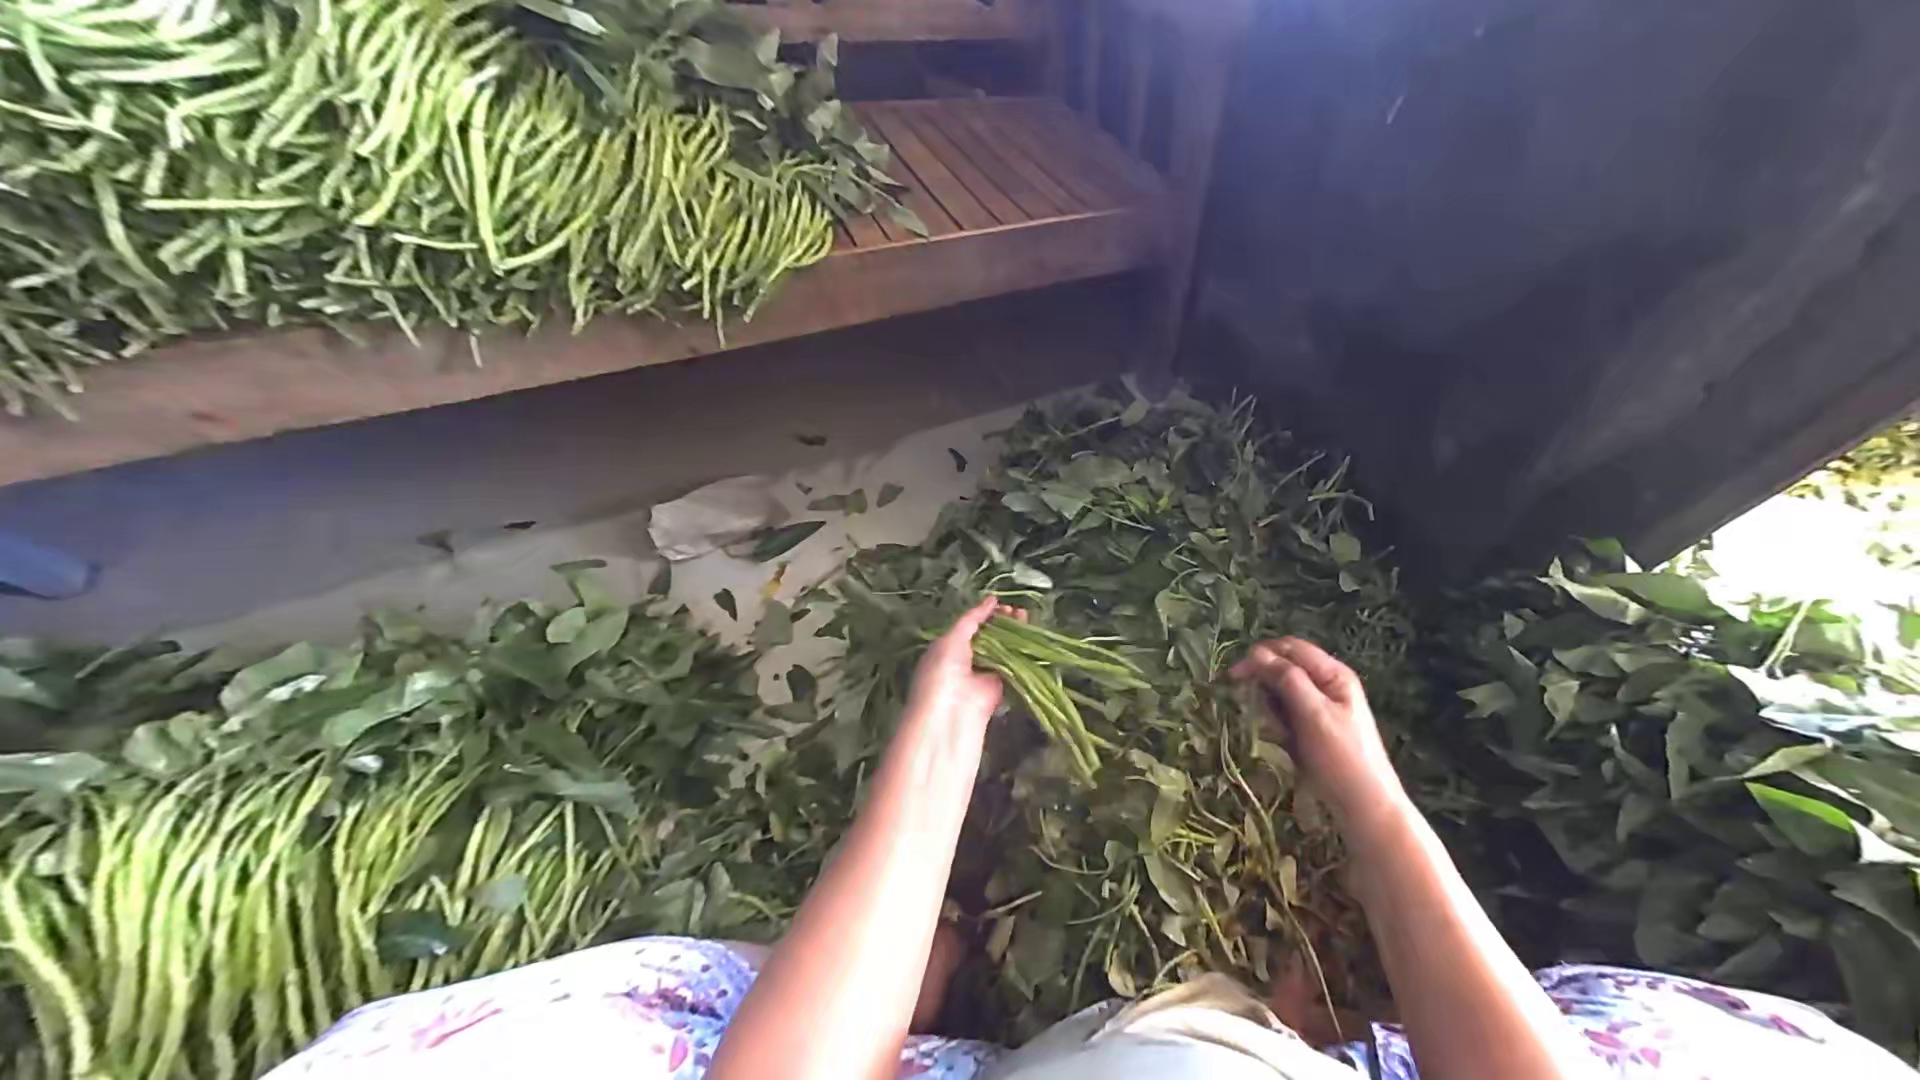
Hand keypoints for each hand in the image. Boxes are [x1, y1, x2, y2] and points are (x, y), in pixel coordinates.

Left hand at [906, 598, 1013, 734]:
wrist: (948, 718)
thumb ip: (971, 620)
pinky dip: (1021, 655)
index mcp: (948, 646)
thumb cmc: (941, 673)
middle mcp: (965, 659)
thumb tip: (991, 600)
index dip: (985, 614)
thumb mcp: (951, 640)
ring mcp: (982, 674)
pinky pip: (1011, 668)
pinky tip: (1031, 640)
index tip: (1001, 604)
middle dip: (1002, 623)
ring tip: (1025, 619)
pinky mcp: (999, 688)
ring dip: (1013, 636)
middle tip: (1017, 611)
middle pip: (988, 636)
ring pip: (1002, 650)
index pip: (970, 625)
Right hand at [1229, 637, 1406, 826]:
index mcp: (1333, 674)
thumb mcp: (1314, 713)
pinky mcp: (1311, 725)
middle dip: (1263, 682)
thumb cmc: (1342, 757)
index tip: (1235, 676)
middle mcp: (1326, 684)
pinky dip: (1276, 720)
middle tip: (1249, 703)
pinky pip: (1284, 711)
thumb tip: (1256, 653)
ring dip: (1269, 705)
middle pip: (1283, 667)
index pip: (1289, 648)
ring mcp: (1319, 705)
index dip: (1260, 656)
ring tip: (1274, 729)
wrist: (1364, 806)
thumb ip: (1287, 679)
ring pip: (1279, 690)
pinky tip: (1280, 737)